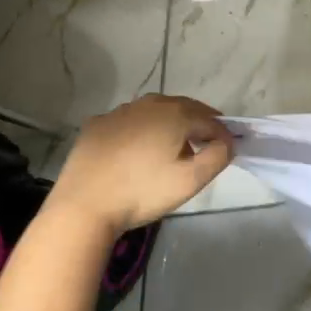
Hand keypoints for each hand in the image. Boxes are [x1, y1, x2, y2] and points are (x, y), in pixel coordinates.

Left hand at [45, 94, 233, 235]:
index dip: (221, 135)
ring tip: (166, 150)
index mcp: (176, 113)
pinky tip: (131, 153)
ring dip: (165, 126)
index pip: (210, 120)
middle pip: (183, 109)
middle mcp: (150, 103)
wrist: (83, 207)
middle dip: (196, 125)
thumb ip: (218, 157)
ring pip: (153, 113)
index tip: (223, 152)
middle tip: (199, 148)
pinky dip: (135, 132)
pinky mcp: (96, 125)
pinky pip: (125, 123)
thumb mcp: (190, 181)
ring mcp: (120, 111)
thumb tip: (227, 142)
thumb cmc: (142, 192)